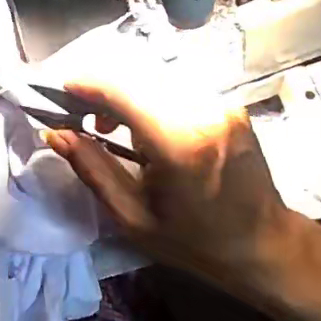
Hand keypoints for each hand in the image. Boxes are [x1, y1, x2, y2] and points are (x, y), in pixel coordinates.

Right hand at [42, 77, 320, 312]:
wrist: (264, 243)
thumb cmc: (194, 242)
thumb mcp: (133, 217)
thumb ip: (92, 169)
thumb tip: (56, 134)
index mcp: (178, 143)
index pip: (122, 90)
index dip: (87, 85)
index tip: (61, 93)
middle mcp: (202, 113)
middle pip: (138, 77)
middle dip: (103, 90)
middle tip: (82, 119)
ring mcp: (220, 105)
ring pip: (157, 78)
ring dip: (126, 92)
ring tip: (111, 127)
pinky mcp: (229, 106)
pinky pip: (177, 88)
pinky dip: (150, 98)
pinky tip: (143, 127)